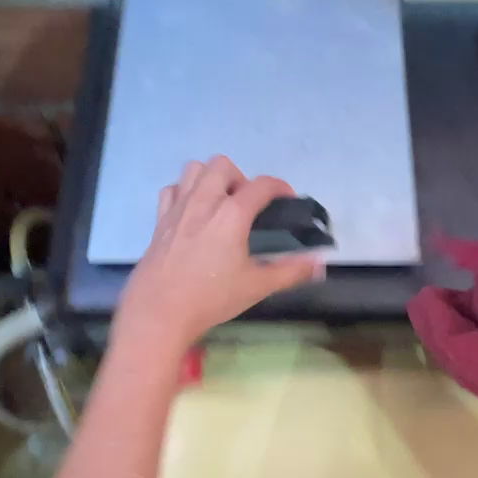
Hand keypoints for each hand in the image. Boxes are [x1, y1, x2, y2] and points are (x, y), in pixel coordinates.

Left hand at [112, 156, 322, 357]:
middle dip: (240, 178)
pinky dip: (184, 192)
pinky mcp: (159, 220)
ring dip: (210, 178)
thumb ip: (290, 272)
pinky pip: (172, 190)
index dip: (279, 187)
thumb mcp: (257, 286)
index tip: (286, 199)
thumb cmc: (211, 298)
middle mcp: (204, 201)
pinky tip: (192, 212)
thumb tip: (319, 266)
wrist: (159, 312)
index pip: (262, 185)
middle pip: (223, 165)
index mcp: (232, 214)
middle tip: (247, 205)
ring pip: (193, 169)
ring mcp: (178, 208)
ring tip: (219, 203)